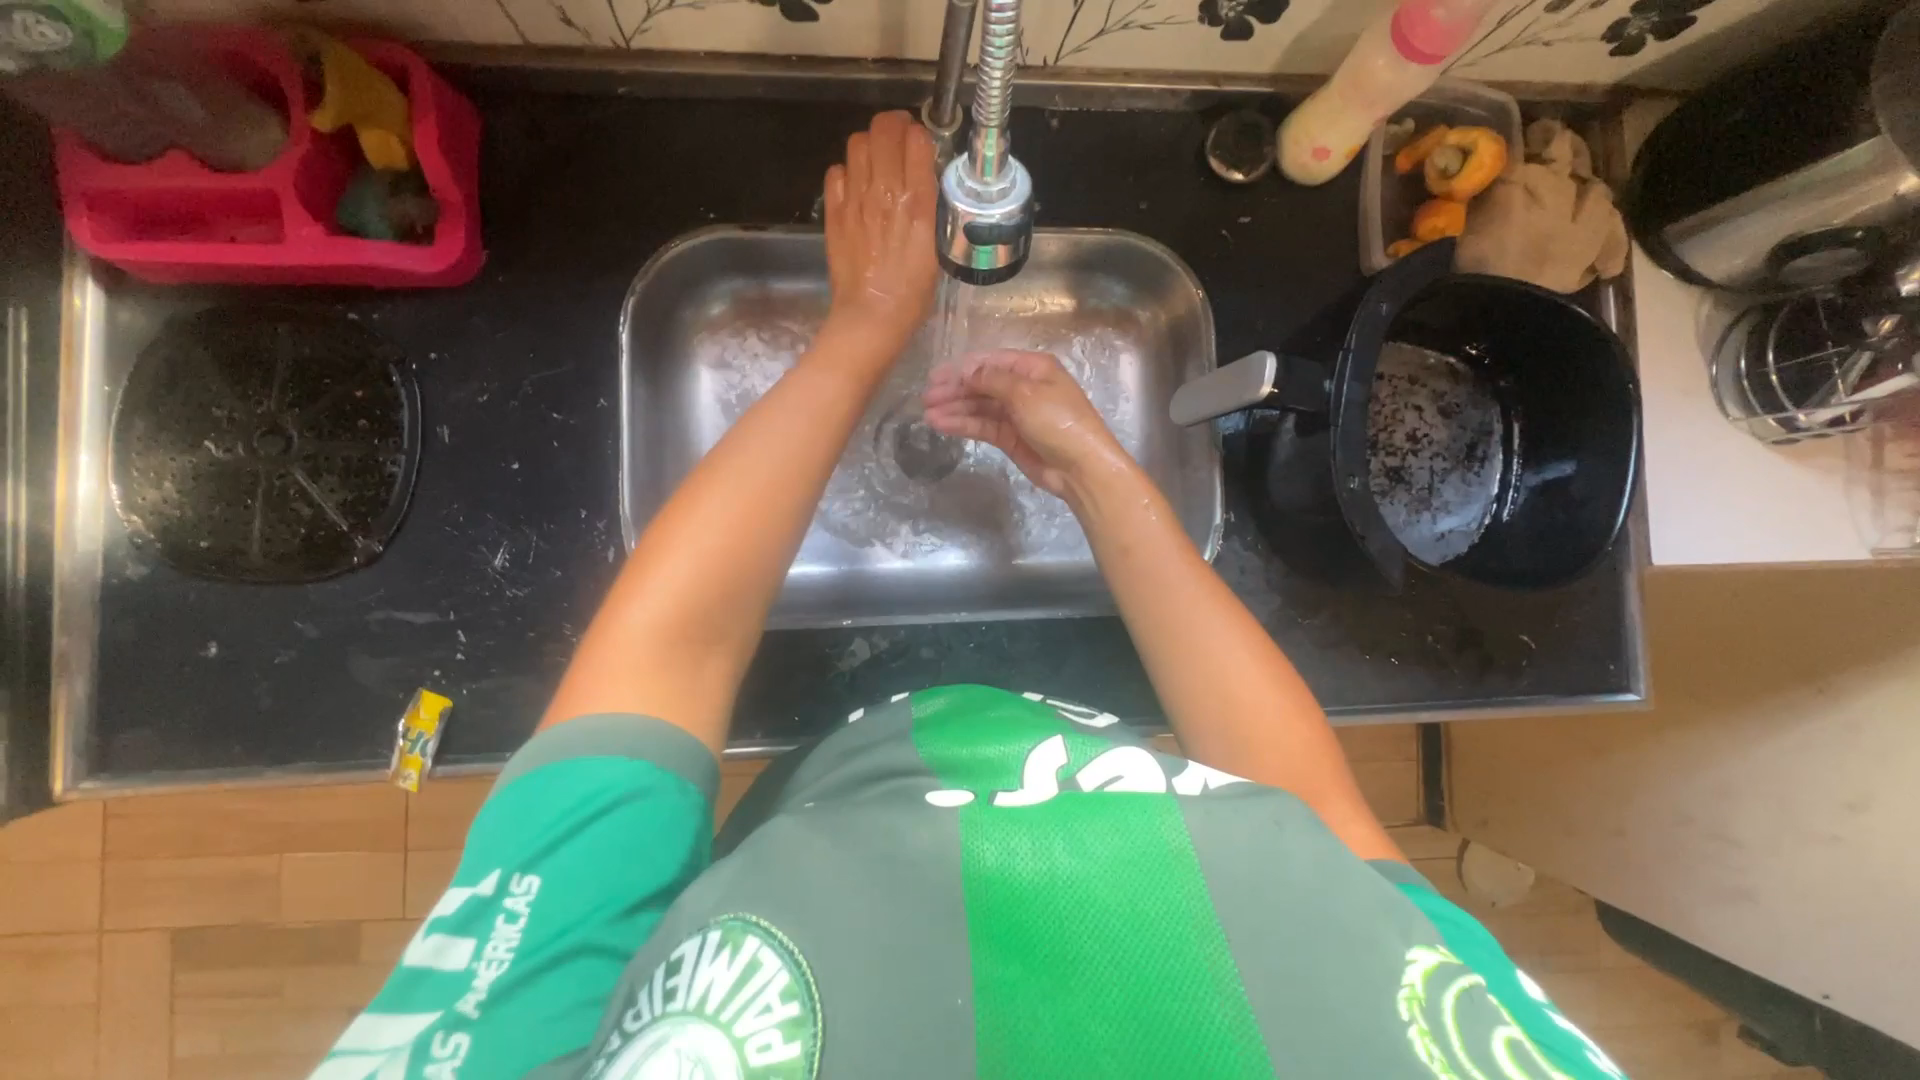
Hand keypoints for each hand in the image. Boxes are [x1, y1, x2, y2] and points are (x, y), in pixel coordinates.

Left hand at [823, 111, 938, 356]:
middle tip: (899, 141)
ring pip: (858, 142)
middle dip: (894, 127)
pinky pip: (837, 171)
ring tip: (877, 162)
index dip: (920, 135)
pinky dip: (847, 172)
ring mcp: (855, 199)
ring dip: (870, 145)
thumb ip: (928, 210)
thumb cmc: (911, 293)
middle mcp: (885, 192)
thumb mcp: (935, 250)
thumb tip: (923, 184)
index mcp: (917, 203)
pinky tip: (856, 188)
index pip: (917, 140)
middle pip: (884, 128)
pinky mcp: (834, 212)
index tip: (921, 145)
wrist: (871, 316)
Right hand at [922, 350, 1130, 497]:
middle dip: (954, 389)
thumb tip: (966, 371)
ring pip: (979, 407)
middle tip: (926, 397)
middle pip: (982, 384)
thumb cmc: (1059, 421)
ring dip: (954, 409)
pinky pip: (982, 426)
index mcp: (1033, 368)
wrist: (1081, 467)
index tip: (936, 376)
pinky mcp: (1011, 438)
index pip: (991, 362)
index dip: (962, 368)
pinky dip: (963, 425)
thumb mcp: (1026, 393)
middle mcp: (1023, 387)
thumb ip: (992, 380)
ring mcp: (1016, 414)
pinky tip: (942, 425)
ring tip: (927, 414)